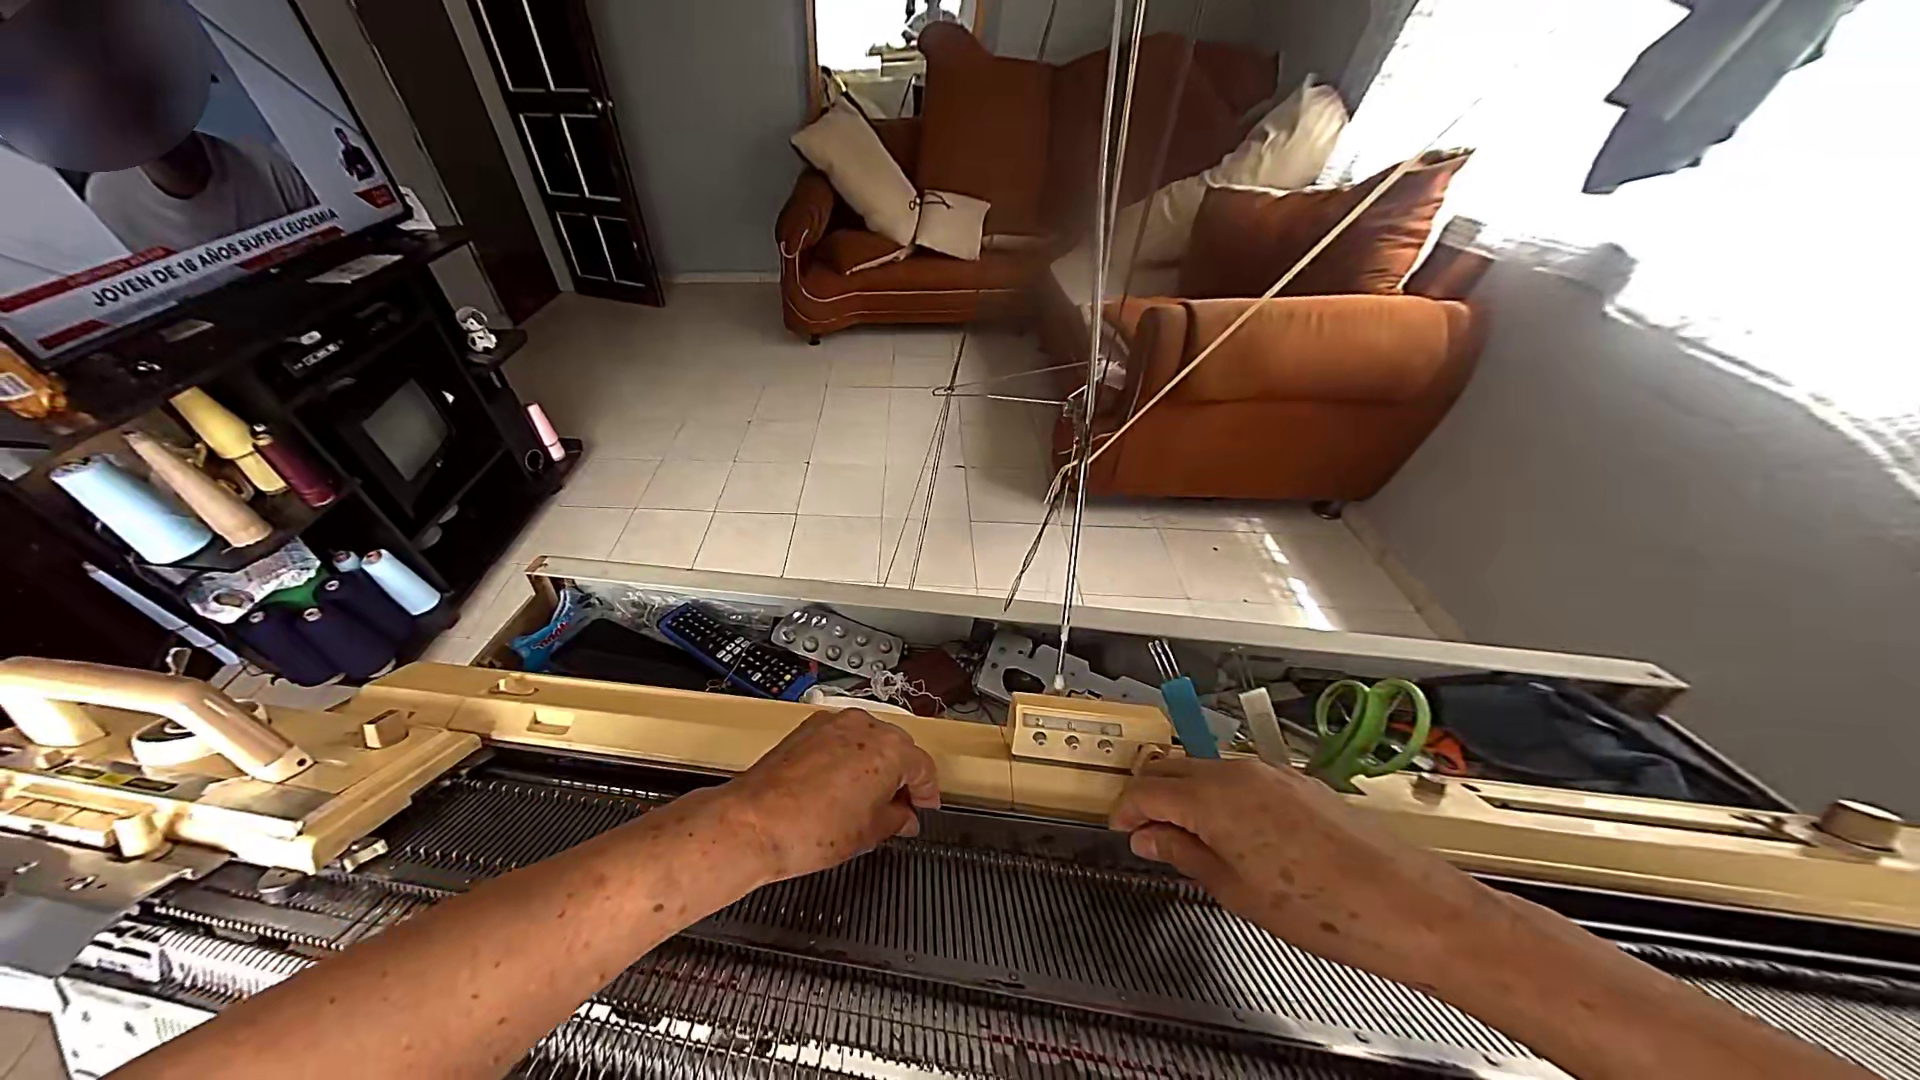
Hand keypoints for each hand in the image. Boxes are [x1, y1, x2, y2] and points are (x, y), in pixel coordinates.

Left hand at [722, 708, 940, 883]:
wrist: (753, 823)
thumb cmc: (806, 828)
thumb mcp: (869, 833)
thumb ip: (898, 819)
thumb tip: (903, 816)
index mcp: (890, 749)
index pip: (924, 767)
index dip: (927, 792)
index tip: (924, 805)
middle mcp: (865, 727)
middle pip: (899, 748)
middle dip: (902, 776)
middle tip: (899, 807)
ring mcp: (835, 724)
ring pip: (869, 740)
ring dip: (874, 764)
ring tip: (866, 798)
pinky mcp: (810, 727)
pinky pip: (842, 738)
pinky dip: (847, 756)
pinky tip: (839, 786)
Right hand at [1110, 757, 1494, 986]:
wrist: (1411, 907)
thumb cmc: (1326, 909)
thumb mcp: (1236, 890)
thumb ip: (1183, 853)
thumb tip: (1149, 838)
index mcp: (1213, 798)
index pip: (1146, 790)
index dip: (1124, 810)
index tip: (1119, 828)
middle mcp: (1237, 771)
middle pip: (1169, 768)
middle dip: (1148, 796)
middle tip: (1143, 832)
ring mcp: (1268, 771)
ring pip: (1202, 768)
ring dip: (1182, 793)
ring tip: (1185, 836)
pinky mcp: (1292, 779)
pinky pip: (1236, 775)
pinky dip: (1215, 794)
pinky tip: (1227, 830)